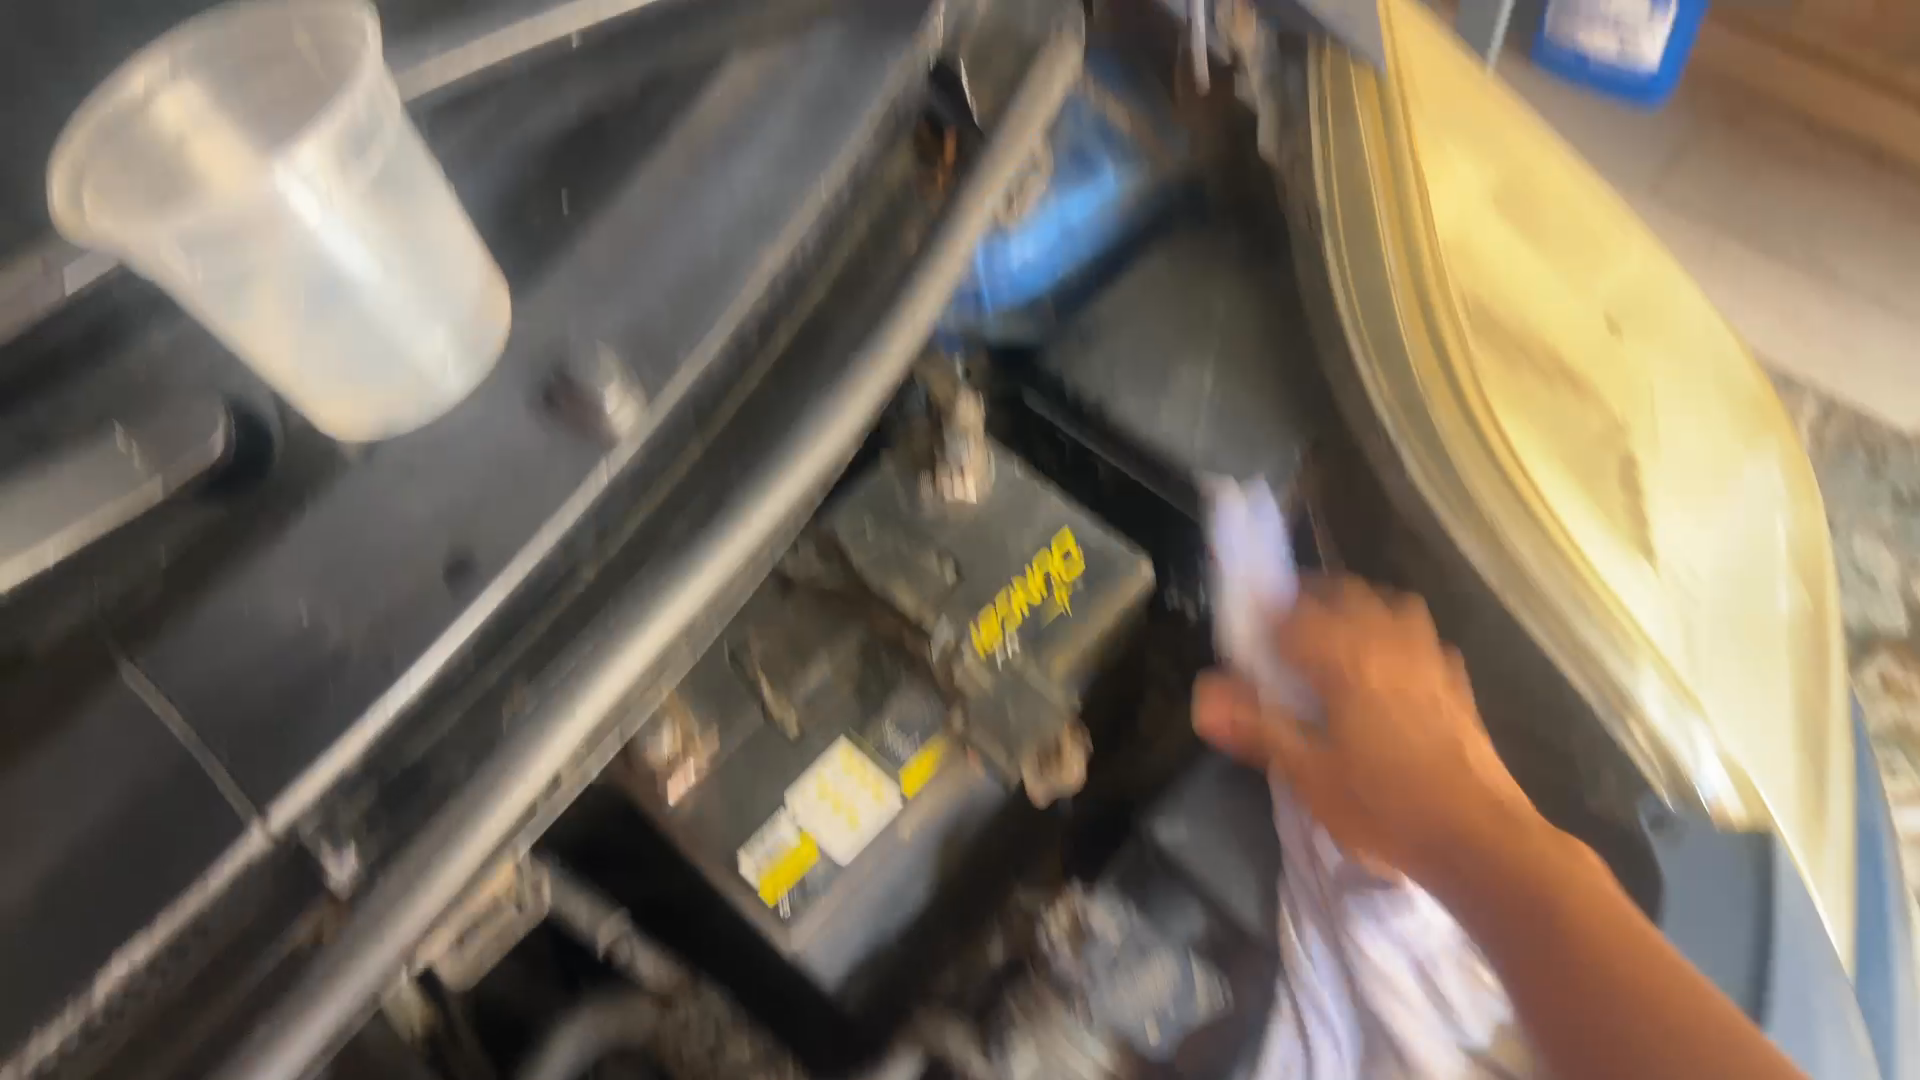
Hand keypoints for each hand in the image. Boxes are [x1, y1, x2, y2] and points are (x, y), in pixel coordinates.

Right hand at [1192, 576, 1543, 888]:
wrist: (1482, 841)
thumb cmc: (1385, 805)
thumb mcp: (1307, 772)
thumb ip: (1254, 725)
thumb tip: (1202, 696)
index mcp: (1346, 658)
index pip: (1293, 613)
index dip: (1262, 619)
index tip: (1245, 639)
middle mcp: (1388, 644)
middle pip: (1343, 593)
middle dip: (1307, 601)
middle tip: (1281, 632)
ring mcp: (1429, 660)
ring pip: (1390, 605)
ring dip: (1356, 609)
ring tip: (1333, 638)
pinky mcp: (1456, 684)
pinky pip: (1422, 638)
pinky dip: (1397, 637)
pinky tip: (1388, 668)